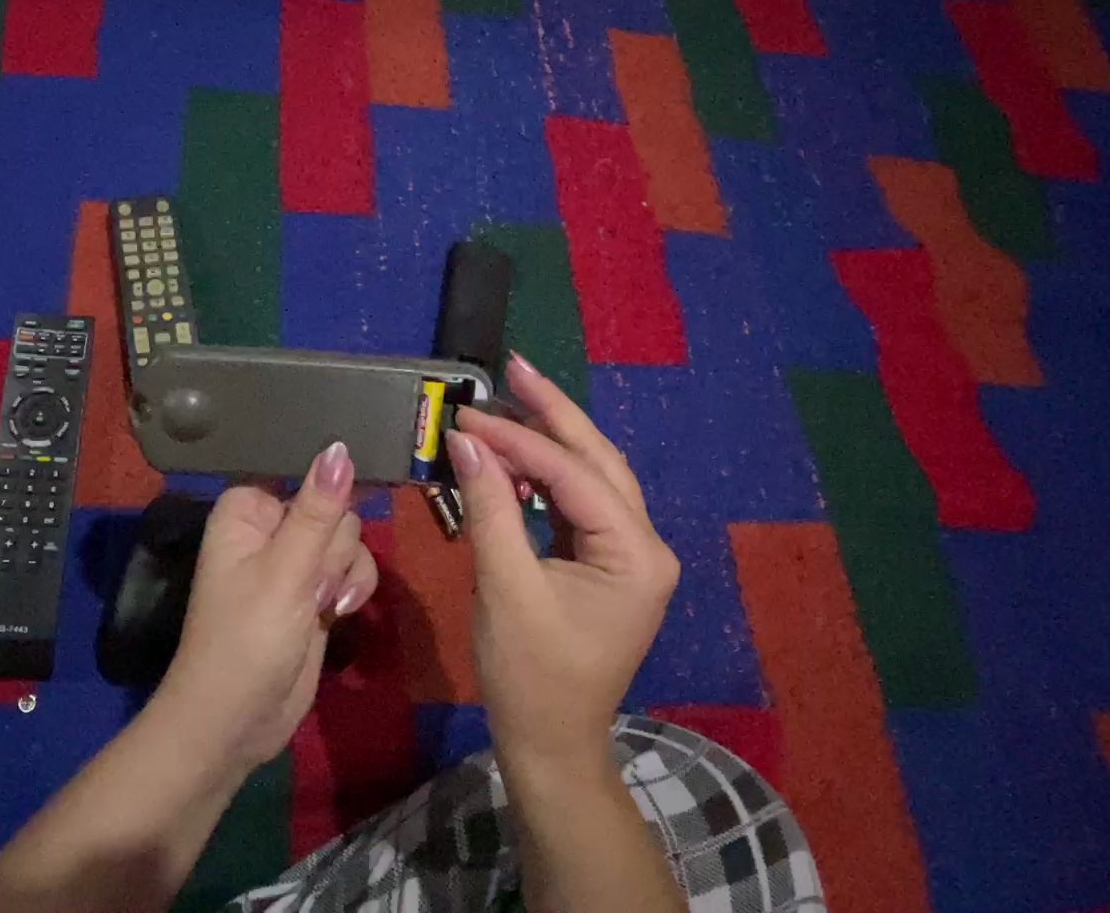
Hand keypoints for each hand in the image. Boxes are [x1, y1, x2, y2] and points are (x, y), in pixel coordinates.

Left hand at [151, 443, 379, 768]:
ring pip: (349, 541)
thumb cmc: (247, 639)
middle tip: (308, 587)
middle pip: (335, 511)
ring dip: (345, 575)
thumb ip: (318, 510)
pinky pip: (352, 569)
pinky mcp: (314, 592)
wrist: (237, 721)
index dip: (323, 508)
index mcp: (248, 510)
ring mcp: (294, 561)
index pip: (307, 477)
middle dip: (333, 553)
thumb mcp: (286, 571)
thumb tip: (341, 447)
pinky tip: (336, 615)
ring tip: (319, 608)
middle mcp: (270, 527)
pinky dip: (352, 590)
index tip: (319, 542)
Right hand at [444, 354, 679, 772]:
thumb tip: (465, 441)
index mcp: (636, 553)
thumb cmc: (530, 673)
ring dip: (548, 438)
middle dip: (553, 412)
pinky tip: (514, 456)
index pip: (572, 474)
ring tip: (508, 400)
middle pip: (597, 459)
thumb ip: (489, 508)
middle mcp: (644, 544)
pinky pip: (575, 501)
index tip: (465, 415)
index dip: (517, 439)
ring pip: (589, 475)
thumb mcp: (505, 587)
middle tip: (512, 367)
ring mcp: (626, 553)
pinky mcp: (603, 561)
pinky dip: (543, 474)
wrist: (549, 741)